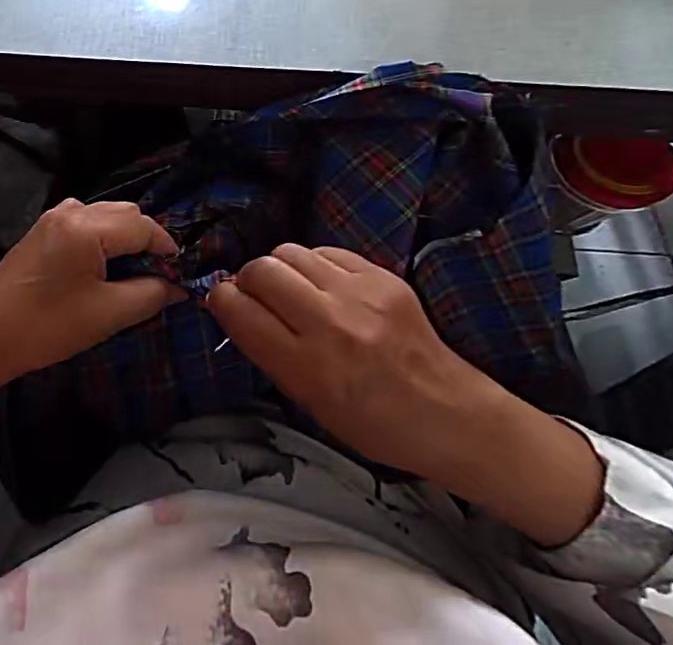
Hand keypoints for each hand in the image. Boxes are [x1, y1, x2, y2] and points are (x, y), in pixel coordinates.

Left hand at [0, 199, 177, 437]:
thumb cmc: (46, 327)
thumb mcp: (107, 314)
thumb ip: (149, 294)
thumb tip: (175, 286)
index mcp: (86, 227)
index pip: (144, 226)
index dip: (168, 250)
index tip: (181, 276)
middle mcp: (70, 212)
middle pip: (126, 213)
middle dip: (147, 241)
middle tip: (157, 279)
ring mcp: (52, 218)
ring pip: (106, 215)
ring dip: (125, 238)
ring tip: (131, 277)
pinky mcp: (41, 230)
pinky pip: (85, 223)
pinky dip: (103, 238)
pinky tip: (103, 270)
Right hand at [207, 245, 603, 545]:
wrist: (451, 415)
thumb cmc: (370, 421)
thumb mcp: (304, 399)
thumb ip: (265, 349)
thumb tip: (234, 305)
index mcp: (305, 366)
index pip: (237, 308)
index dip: (221, 300)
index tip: (226, 304)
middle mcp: (329, 324)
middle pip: (260, 270)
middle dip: (248, 280)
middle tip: (260, 297)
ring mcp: (360, 296)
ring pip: (288, 252)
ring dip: (280, 269)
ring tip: (294, 290)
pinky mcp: (383, 277)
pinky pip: (325, 251)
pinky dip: (314, 265)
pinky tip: (325, 287)